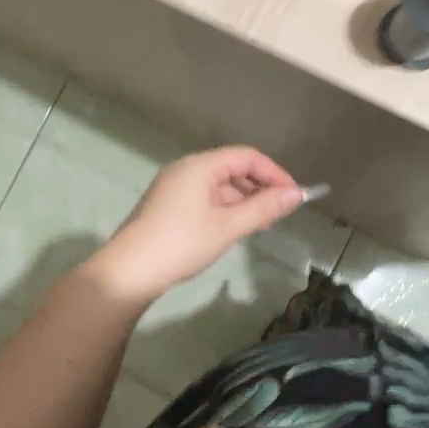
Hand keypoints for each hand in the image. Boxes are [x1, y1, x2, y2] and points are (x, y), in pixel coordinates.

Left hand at [89, 147, 303, 302]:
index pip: (246, 157)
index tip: (295, 197)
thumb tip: (298, 194)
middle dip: (259, 189)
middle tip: (278, 215)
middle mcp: (185, 169)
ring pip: (218, 186)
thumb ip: (264, 208)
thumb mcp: (228, 226)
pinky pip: (204, 198)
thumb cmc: (182, 243)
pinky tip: (232, 230)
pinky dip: (224, 209)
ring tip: (258, 226)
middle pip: (232, 169)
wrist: (130, 270)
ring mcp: (173, 187)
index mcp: (200, 166)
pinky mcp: (166, 205)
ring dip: (242, 202)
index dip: (274, 174)